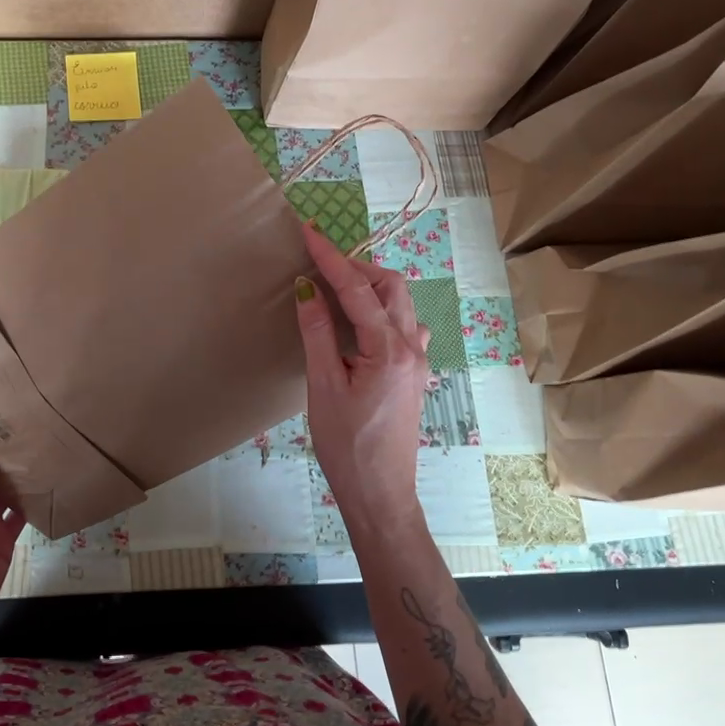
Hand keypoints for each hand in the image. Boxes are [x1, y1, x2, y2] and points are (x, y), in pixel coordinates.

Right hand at [295, 222, 430, 537]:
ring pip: (400, 303)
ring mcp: (418, 360)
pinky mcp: (413, 374)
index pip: (357, 289)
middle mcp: (411, 347)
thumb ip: (317, 332)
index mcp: (389, 349)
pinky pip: (402, 325)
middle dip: (356, 266)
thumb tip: (306, 287)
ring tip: (334, 285)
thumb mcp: (323, 387)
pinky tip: (359, 322)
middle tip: (319, 261)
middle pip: (391, 286)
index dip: (330, 257)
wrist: (380, 495)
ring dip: (370, 285)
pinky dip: (380, 309)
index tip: (308, 231)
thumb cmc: (346, 445)